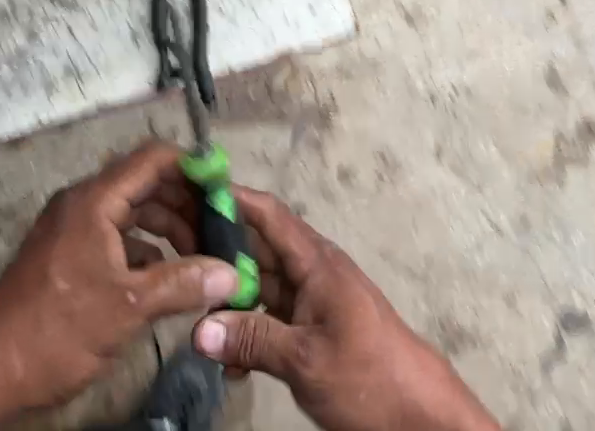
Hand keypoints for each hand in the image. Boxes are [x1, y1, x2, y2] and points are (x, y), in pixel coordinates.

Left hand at [0, 142, 238, 430]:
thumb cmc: (54, 331)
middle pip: (146, 183)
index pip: (153, 159)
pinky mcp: (68, 254)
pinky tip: (168, 274)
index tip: (226, 190)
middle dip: (186, 203)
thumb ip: (182, 284)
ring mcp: (73, 228)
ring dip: (169, 227)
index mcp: (94, 200)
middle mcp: (83, 203)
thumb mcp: (127, 307)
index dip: (193, 168)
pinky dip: (146, 247)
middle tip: (222, 229)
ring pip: (133, 211)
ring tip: (203, 254)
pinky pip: (117, 235)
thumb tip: (233, 273)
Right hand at [191, 186, 499, 430]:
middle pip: (258, 247)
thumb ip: (252, 339)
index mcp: (316, 262)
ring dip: (230, 298)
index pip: (269, 214)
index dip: (233, 197)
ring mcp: (312, 300)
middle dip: (218, 249)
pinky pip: (271, 316)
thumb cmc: (368, 374)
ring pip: (261, 284)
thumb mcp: (305, 359)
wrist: (420, 415)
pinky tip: (226, 358)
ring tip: (188, 309)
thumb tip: (197, 329)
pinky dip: (247, 330)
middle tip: (173, 253)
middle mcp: (311, 271)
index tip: (192, 186)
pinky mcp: (312, 328)